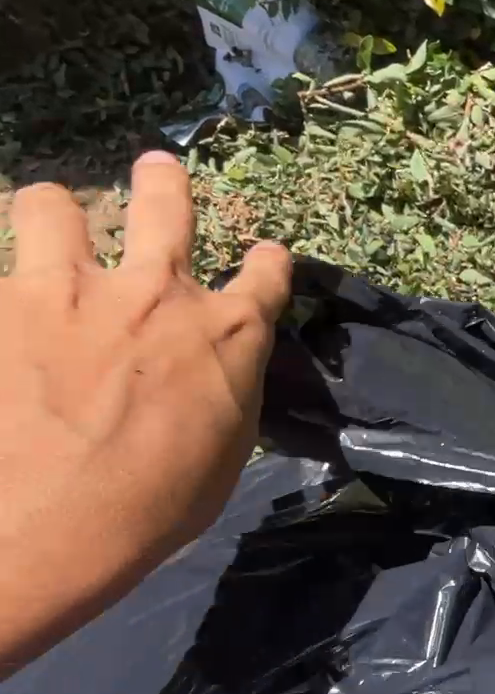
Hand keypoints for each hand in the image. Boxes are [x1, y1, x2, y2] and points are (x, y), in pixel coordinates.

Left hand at [0, 152, 290, 676]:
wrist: (47, 528)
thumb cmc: (164, 498)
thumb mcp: (230, 438)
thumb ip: (226, 383)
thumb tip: (216, 370)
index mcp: (234, 330)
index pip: (270, 270)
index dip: (269, 261)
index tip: (265, 258)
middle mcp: (160, 294)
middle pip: (166, 208)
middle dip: (163, 183)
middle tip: (156, 165)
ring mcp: (66, 294)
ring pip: (51, 208)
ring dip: (54, 207)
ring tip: (49, 212)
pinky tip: (2, 294)